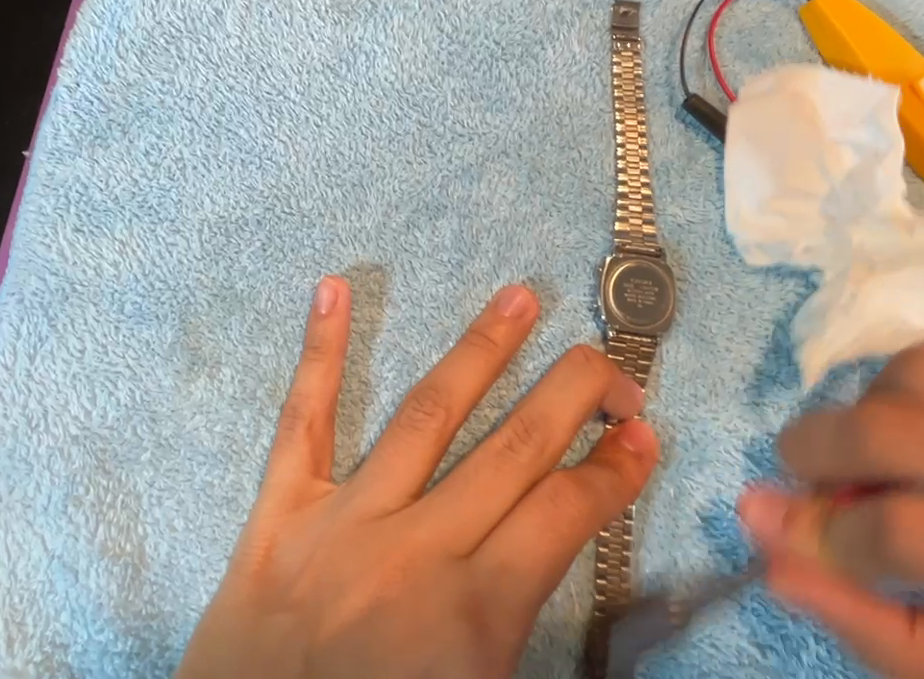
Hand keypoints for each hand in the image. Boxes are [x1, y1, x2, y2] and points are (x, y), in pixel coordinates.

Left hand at [176, 277, 659, 678]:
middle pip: (513, 450)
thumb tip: (562, 565)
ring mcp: (345, 518)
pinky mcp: (281, 508)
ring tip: (519, 299)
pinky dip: (319, 351)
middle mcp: (417, 549)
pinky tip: (333, 288)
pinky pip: (303, 419)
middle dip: (571, 396)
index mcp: (474, 614)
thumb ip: (523, 635)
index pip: (564, 515)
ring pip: (427, 414)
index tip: (642, 436)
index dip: (613, 472)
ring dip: (480, 351)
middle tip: (608, 362)